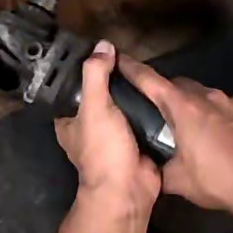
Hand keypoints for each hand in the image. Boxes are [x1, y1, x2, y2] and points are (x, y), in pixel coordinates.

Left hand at [55, 41, 160, 212]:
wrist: (129, 188)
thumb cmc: (103, 149)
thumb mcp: (95, 106)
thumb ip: (96, 75)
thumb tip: (103, 45)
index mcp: (70, 122)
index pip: (74, 89)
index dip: (87, 71)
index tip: (104, 53)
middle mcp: (90, 130)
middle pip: (103, 98)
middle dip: (118, 84)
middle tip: (134, 62)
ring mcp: (115, 139)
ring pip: (125, 110)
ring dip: (137, 98)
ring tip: (151, 74)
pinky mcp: (137, 145)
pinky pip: (144, 123)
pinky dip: (152, 112)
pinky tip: (162, 96)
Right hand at [114, 57, 232, 218]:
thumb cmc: (217, 182)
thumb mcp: (178, 181)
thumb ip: (158, 168)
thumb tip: (148, 168)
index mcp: (185, 109)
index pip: (152, 81)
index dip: (133, 69)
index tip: (120, 58)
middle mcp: (211, 98)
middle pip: (181, 86)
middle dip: (169, 93)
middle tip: (160, 111)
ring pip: (209, 97)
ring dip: (199, 107)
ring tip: (197, 129)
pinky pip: (232, 109)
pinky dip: (224, 118)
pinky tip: (226, 138)